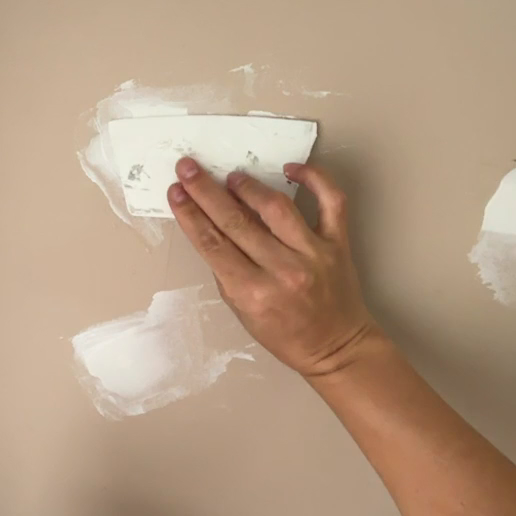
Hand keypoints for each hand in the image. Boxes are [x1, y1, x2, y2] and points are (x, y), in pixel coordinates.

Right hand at [167, 158, 378, 377]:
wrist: (338, 348)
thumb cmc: (283, 334)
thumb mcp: (241, 311)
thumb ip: (226, 270)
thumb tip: (210, 226)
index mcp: (253, 293)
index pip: (213, 244)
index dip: (190, 214)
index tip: (176, 190)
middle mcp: (283, 271)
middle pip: (236, 221)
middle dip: (207, 191)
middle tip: (189, 167)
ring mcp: (314, 254)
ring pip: (277, 208)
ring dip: (249, 187)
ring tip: (232, 176)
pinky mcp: (339, 243)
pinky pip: (331, 202)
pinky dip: (315, 179)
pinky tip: (291, 168)